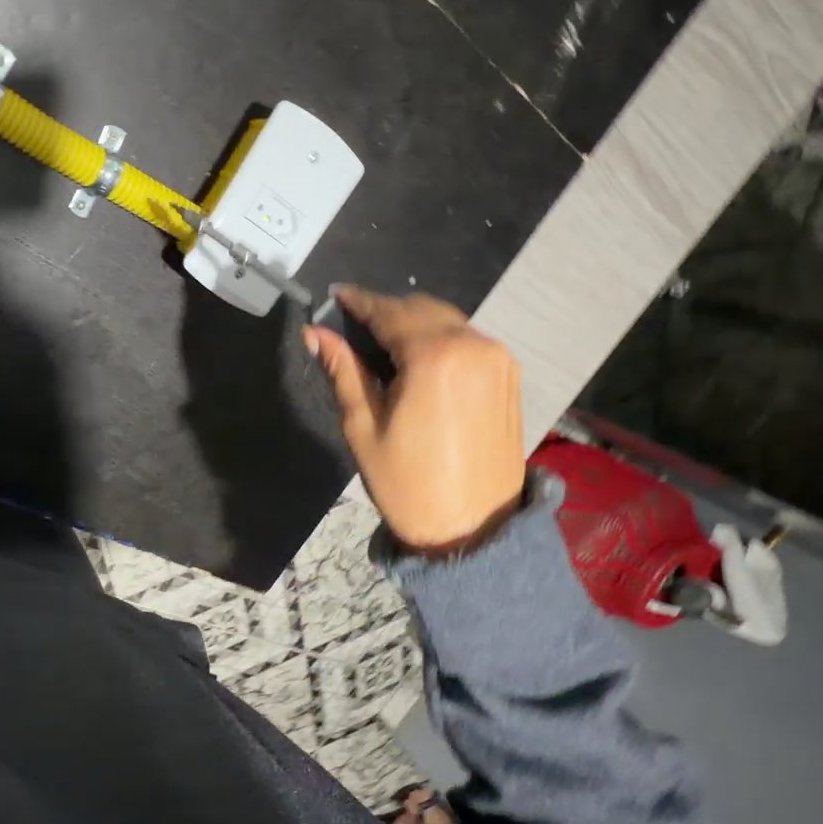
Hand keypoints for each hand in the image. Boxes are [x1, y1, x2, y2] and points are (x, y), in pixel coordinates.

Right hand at [304, 288, 524, 556]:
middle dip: (386, 312)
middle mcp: (474, 345)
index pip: (390, 312)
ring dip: (412, 326)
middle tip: (351, 327)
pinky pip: (466, 341)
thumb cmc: (406, 483)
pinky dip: (437, 341)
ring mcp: (497, 359)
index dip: (359, 302)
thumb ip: (342, 371)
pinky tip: (415, 364)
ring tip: (380, 348)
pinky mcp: (507, 376)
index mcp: (435, 357)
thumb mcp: (362, 426)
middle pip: (422, 310)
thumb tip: (315, 333)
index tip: (335, 296)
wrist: (472, 527)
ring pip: (447, 322)